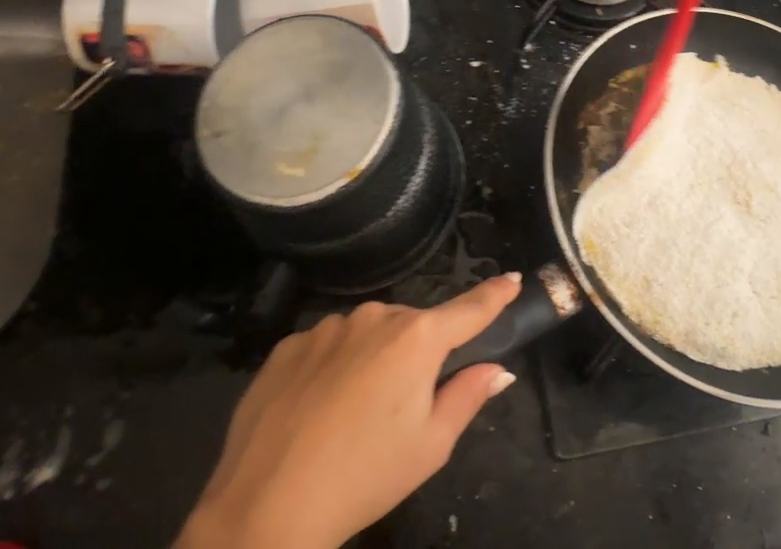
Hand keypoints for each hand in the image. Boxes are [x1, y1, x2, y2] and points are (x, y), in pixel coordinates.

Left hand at [175, 273, 522, 548]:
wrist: (268, 503)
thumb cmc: (366, 475)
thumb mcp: (432, 445)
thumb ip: (468, 396)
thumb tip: (497, 369)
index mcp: (416, 338)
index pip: (468, 309)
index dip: (494, 295)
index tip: (513, 278)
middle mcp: (372, 317)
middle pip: (412, 326)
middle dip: (419, 352)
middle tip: (408, 404)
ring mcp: (326, 327)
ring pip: (366, 334)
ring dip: (374, 358)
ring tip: (356, 414)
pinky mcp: (288, 345)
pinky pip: (327, 346)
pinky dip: (334, 367)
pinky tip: (320, 409)